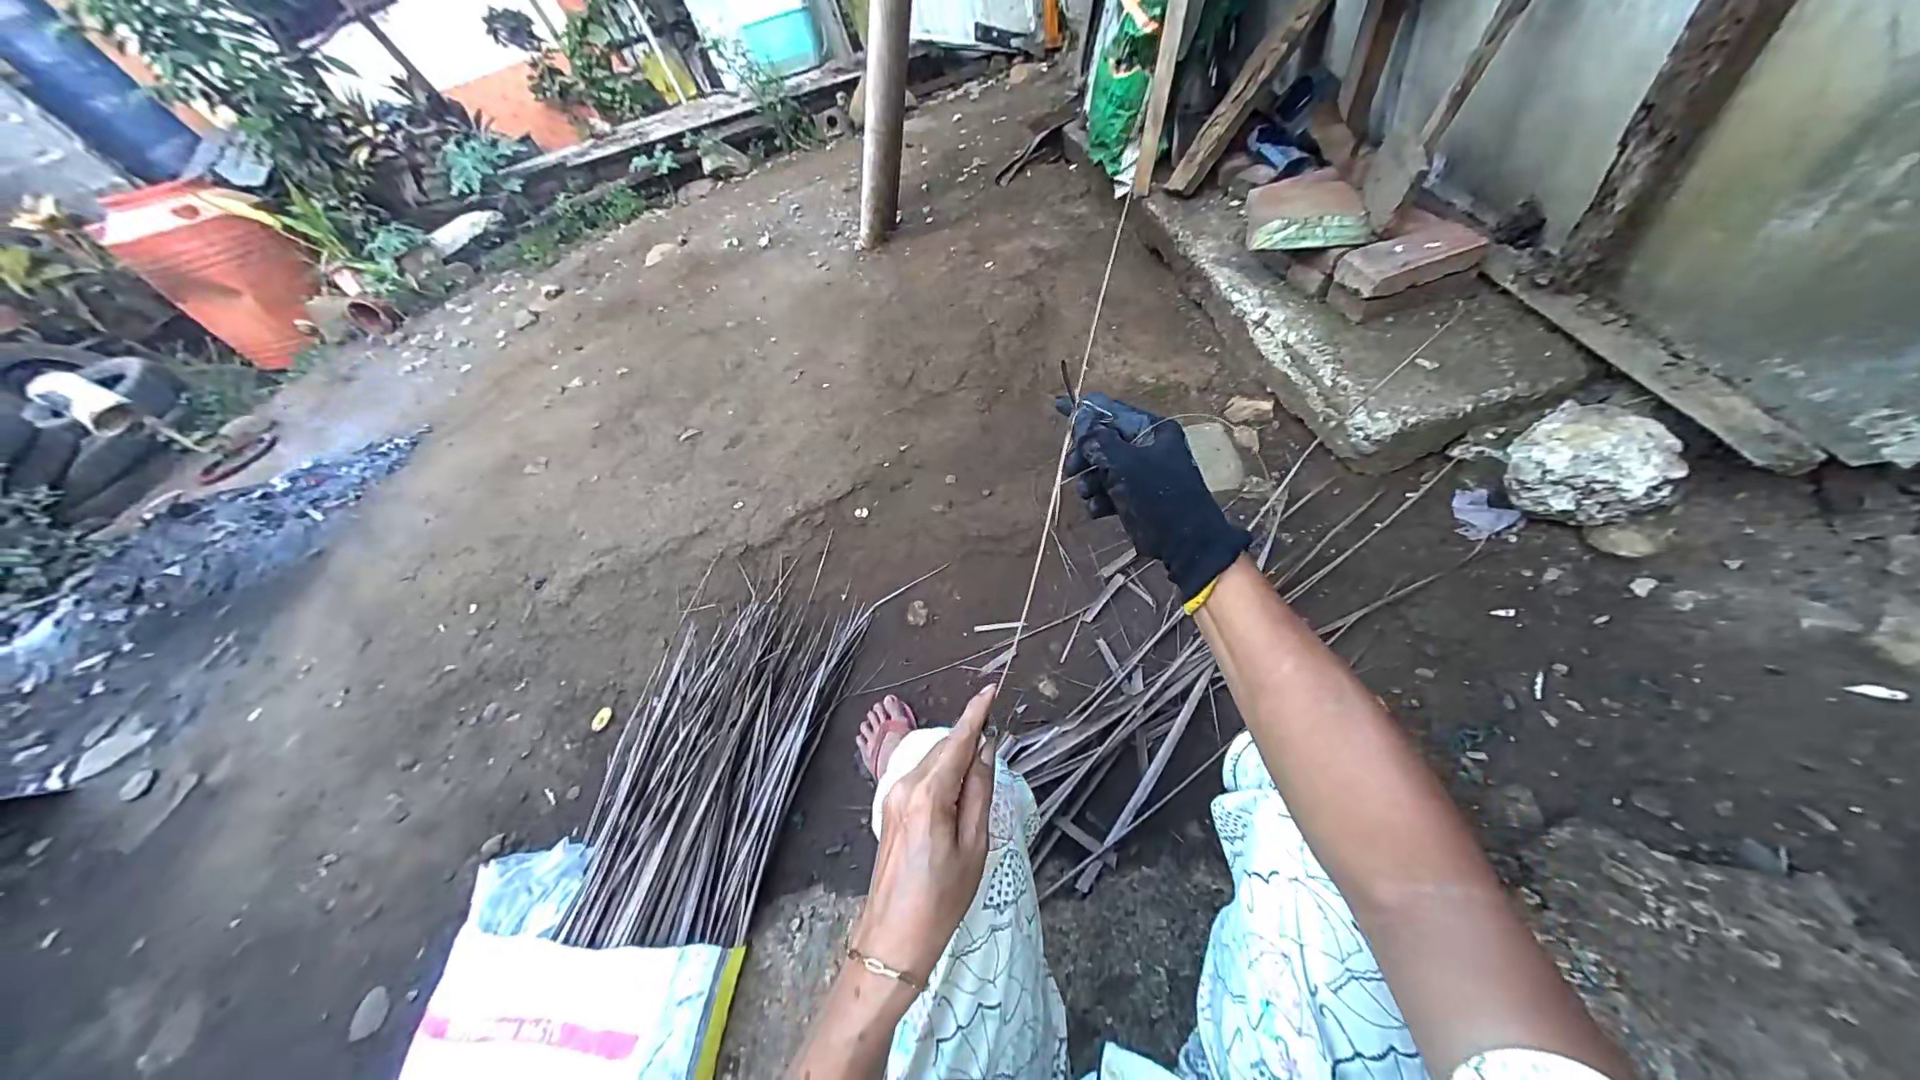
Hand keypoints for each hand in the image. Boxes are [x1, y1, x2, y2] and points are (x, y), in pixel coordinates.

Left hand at [851, 684, 997, 984]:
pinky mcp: (889, 808)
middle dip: (969, 737)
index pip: (957, 742)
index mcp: (928, 794)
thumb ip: (979, 792)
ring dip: (956, 755)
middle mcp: (905, 787)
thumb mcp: (974, 846)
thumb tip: (985, 752)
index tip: (990, 690)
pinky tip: (957, 783)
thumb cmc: (941, 899)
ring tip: (981, 766)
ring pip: (931, 761)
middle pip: (943, 748)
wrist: (892, 937)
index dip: (976, 714)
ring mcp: (892, 797)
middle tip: (996, 736)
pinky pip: (921, 776)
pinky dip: (942, 771)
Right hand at [1055, 393, 1249, 602]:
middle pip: (1103, 441)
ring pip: (1102, 468)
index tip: (1058, 404)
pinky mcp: (1136, 497)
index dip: (1084, 410)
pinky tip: (1098, 510)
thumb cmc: (1158, 496)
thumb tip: (1079, 417)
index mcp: (1151, 430)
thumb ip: (1098, 440)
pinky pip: (1109, 490)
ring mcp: (1141, 473)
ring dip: (1090, 480)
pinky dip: (1100, 499)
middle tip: (1071, 468)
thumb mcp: (1124, 463)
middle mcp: (1147, 447)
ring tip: (1087, 493)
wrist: (1186, 543)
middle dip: (1084, 455)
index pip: (1111, 411)